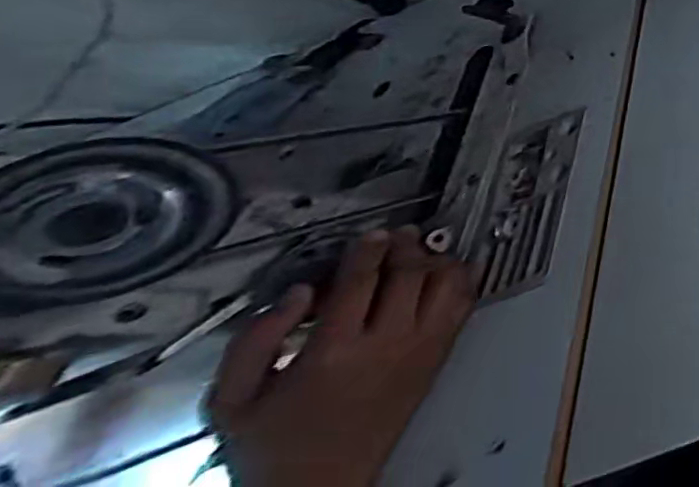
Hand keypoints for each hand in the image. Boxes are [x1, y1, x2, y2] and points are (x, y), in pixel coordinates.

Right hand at [207, 227, 476, 486]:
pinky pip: (463, 304)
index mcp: (334, 351)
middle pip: (409, 273)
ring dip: (436, 259)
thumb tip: (299, 291)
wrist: (319, 484)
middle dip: (404, 246)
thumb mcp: (234, 399)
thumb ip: (255, 340)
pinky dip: (463, 279)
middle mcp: (387, 343)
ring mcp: (421, 347)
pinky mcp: (439, 355)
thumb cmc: (274, 443)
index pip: (361, 281)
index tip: (370, 235)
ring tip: (420, 251)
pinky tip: (450, 269)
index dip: (368, 249)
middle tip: (397, 236)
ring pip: (445, 282)